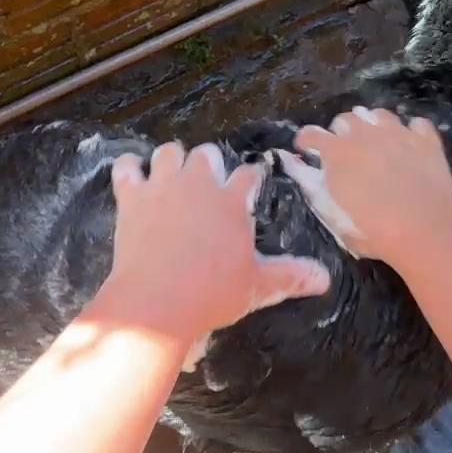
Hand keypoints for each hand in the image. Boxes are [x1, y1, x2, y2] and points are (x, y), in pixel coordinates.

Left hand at [97, 142, 329, 343]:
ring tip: (171, 176)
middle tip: (206, 182)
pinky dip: (129, 168)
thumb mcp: (256, 286)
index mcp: (232, 201)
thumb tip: (325, 278)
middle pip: (206, 154)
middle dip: (208, 164)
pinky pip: (127, 166)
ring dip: (171, 161)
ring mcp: (163, 185)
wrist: (159, 300)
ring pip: (168, 152)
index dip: (249, 178)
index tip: (249, 183)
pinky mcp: (133, 195)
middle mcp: (199, 183)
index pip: (248, 175)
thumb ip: (289, 276)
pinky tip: (132, 176)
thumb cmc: (212, 293)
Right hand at [279, 108, 451, 267]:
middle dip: (340, 132)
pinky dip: (410, 132)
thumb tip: (294, 163)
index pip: (312, 134)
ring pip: (379, 115)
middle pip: (345, 119)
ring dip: (372, 125)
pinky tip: (409, 145)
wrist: (426, 233)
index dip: (306, 141)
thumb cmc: (374, 231)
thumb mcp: (333, 215)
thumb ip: (311, 185)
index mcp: (338, 152)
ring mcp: (398, 133)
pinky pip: (416, 124)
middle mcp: (365, 134)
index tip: (307, 150)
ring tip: (376, 142)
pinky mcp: (426, 140)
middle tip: (345, 152)